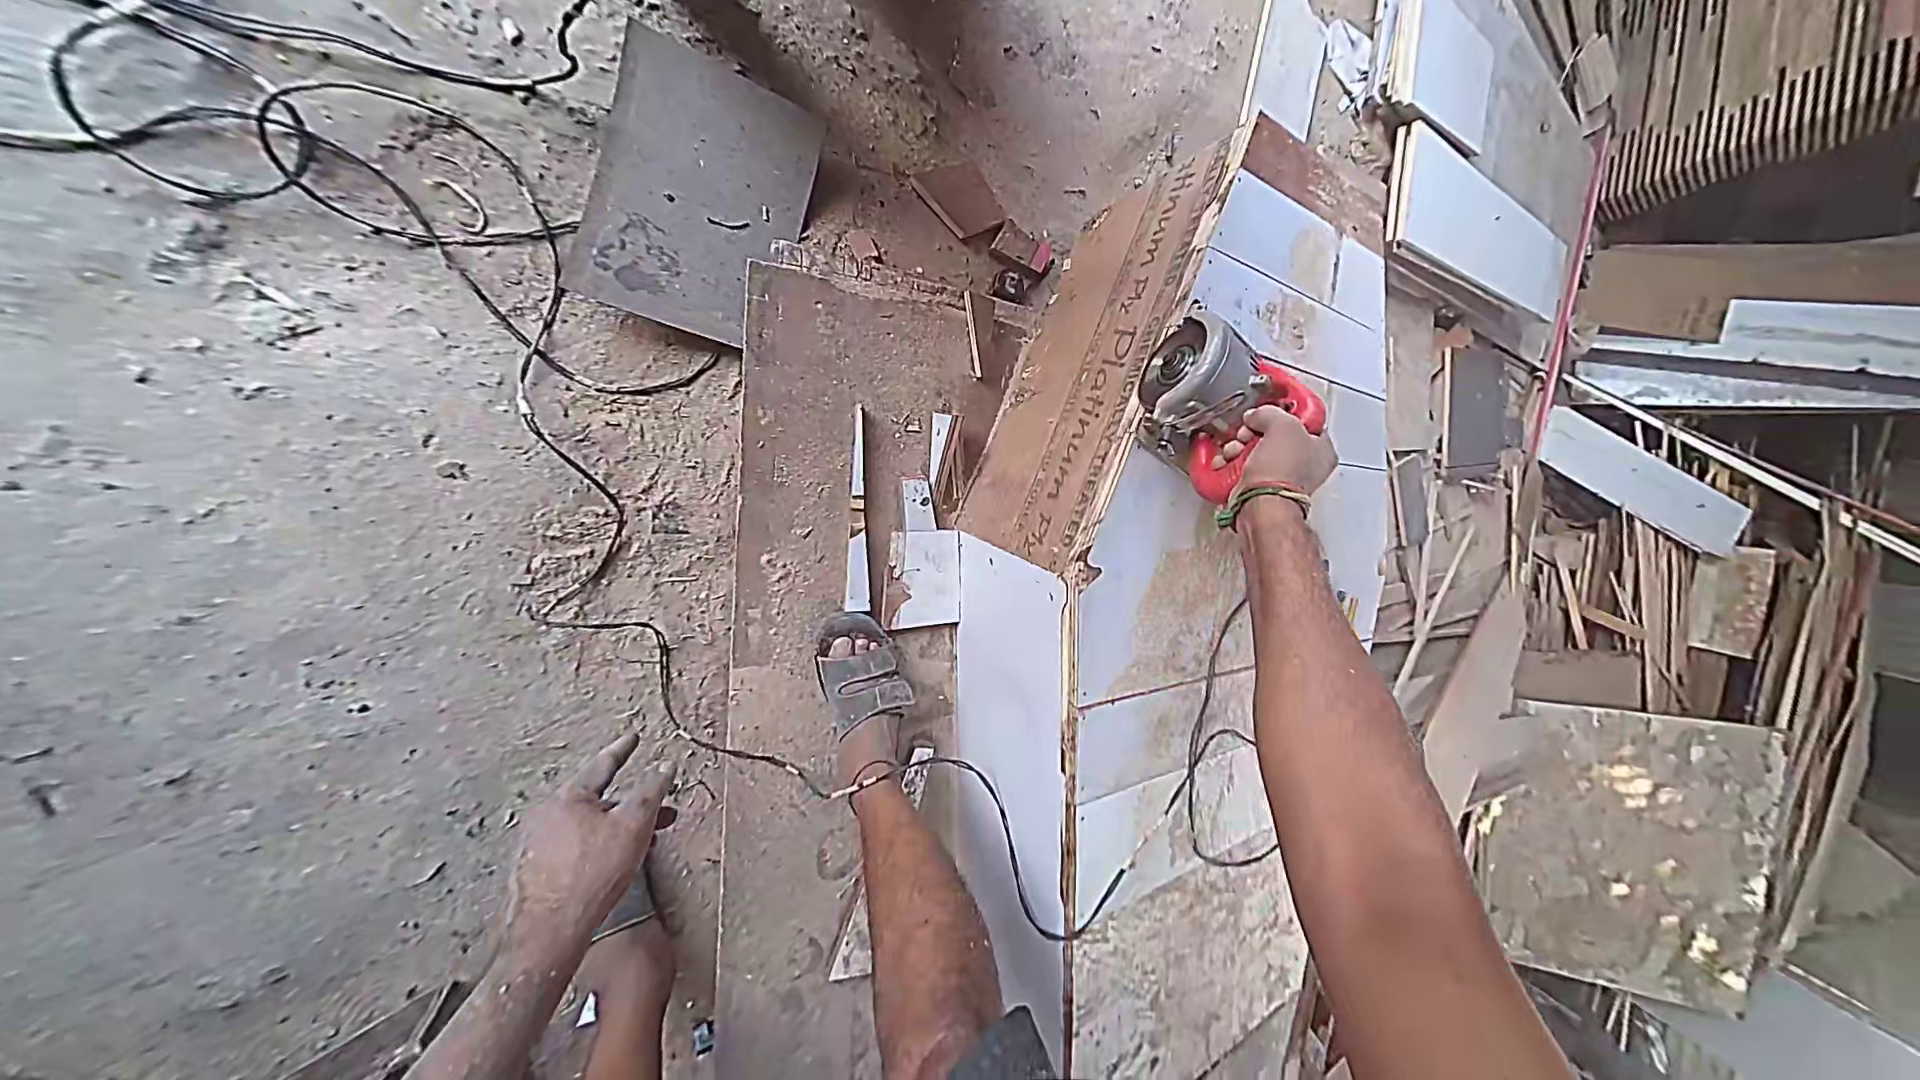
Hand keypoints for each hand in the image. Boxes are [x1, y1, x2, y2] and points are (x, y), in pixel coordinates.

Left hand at [503, 734, 675, 950]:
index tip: (632, 739)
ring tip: (641, 844)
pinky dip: (598, 846)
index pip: (603, 765)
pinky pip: (574, 846)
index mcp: (568, 798)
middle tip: (658, 810)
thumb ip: (652, 791)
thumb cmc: (591, 876)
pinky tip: (612, 864)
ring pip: (587, 825)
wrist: (549, 933)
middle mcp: (547, 816)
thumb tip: (664, 767)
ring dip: (616, 828)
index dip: (623, 750)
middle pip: (598, 800)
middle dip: (631, 804)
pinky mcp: (534, 871)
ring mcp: (536, 844)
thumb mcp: (635, 824)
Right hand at [1211, 404, 1336, 497]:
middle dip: (1253, 431)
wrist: (1259, 503)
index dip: (1285, 411)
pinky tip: (1225, 461)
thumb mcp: (1283, 425)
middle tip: (1247, 432)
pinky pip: (1240, 467)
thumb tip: (1255, 416)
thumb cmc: (1280, 469)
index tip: (1269, 408)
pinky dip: (1229, 462)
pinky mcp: (1256, 487)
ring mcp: (1278, 477)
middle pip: (1273, 434)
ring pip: (1253, 450)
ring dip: (1238, 446)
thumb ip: (1270, 412)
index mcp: (1321, 449)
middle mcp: (1302, 464)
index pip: (1305, 421)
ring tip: (1233, 450)